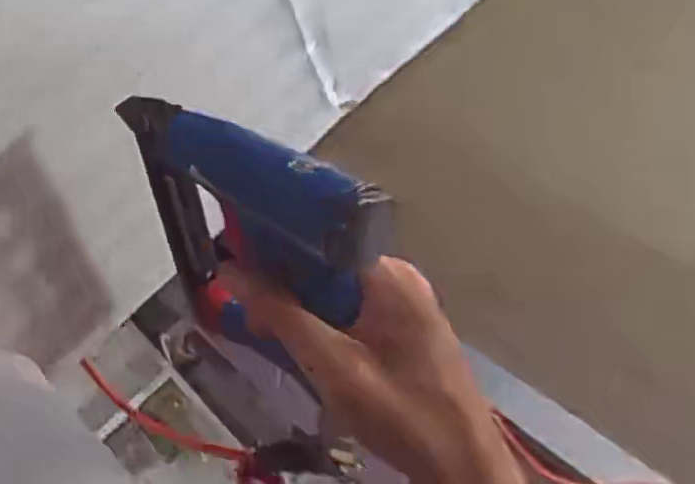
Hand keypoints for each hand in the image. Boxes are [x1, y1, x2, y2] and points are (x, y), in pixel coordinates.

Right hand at [224, 258, 524, 483]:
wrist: (468, 482)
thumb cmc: (404, 417)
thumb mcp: (331, 364)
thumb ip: (277, 310)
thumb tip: (225, 268)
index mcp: (388, 273)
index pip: (312, 235)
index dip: (267, 242)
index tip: (233, 258)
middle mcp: (396, 276)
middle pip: (316, 260)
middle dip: (276, 280)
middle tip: (244, 304)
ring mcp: (402, 301)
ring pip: (325, 284)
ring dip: (292, 302)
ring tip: (263, 326)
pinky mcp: (400, 326)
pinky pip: (342, 304)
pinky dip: (313, 316)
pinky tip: (295, 338)